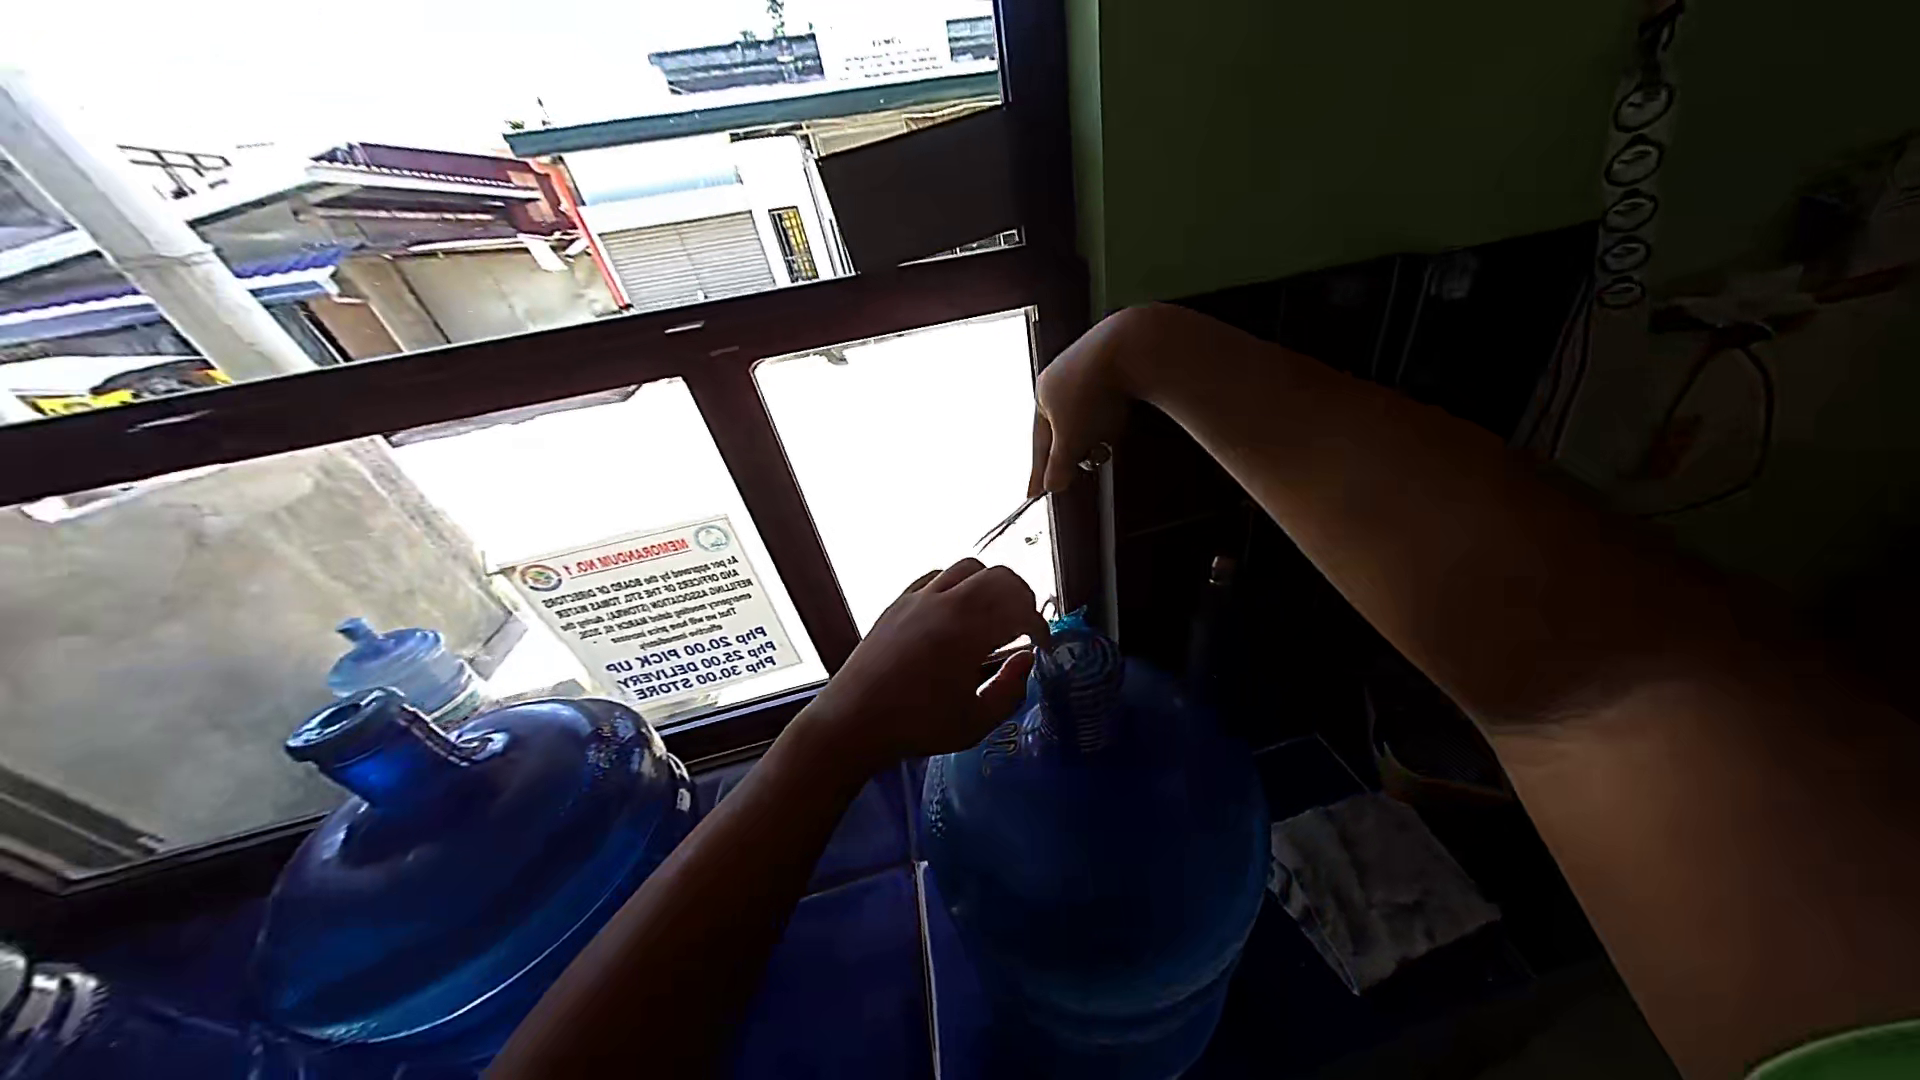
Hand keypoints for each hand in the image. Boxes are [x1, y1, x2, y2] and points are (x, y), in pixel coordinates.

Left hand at [798, 559, 1048, 773]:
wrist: (853, 720)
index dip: (1039, 625)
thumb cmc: (917, 727)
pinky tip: (955, 610)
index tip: (1042, 645)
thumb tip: (1025, 659)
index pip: (1019, 610)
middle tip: (1025, 623)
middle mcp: (945, 603)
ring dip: (989, 585)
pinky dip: (956, 584)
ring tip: (992, 612)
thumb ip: (1010, 690)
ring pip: (967, 568)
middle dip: (1021, 596)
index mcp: (967, 632)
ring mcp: (918, 598)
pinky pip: (936, 576)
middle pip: (999, 576)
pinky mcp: (898, 601)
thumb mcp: (975, 723)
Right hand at [1029, 304, 1170, 496]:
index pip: (1039, 443)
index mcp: (1043, 394)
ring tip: (1109, 433)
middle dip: (1079, 447)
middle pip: (1066, 429)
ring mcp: (1088, 367)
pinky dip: (1113, 414)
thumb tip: (1052, 486)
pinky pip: (1109, 401)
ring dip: (1098, 431)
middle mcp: (1061, 377)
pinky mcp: (1115, 363)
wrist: (1129, 349)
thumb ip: (1059, 466)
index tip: (1035, 492)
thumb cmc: (1092, 392)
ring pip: (1090, 417)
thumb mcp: (1071, 440)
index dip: (1039, 470)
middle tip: (1090, 457)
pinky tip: (1121, 415)